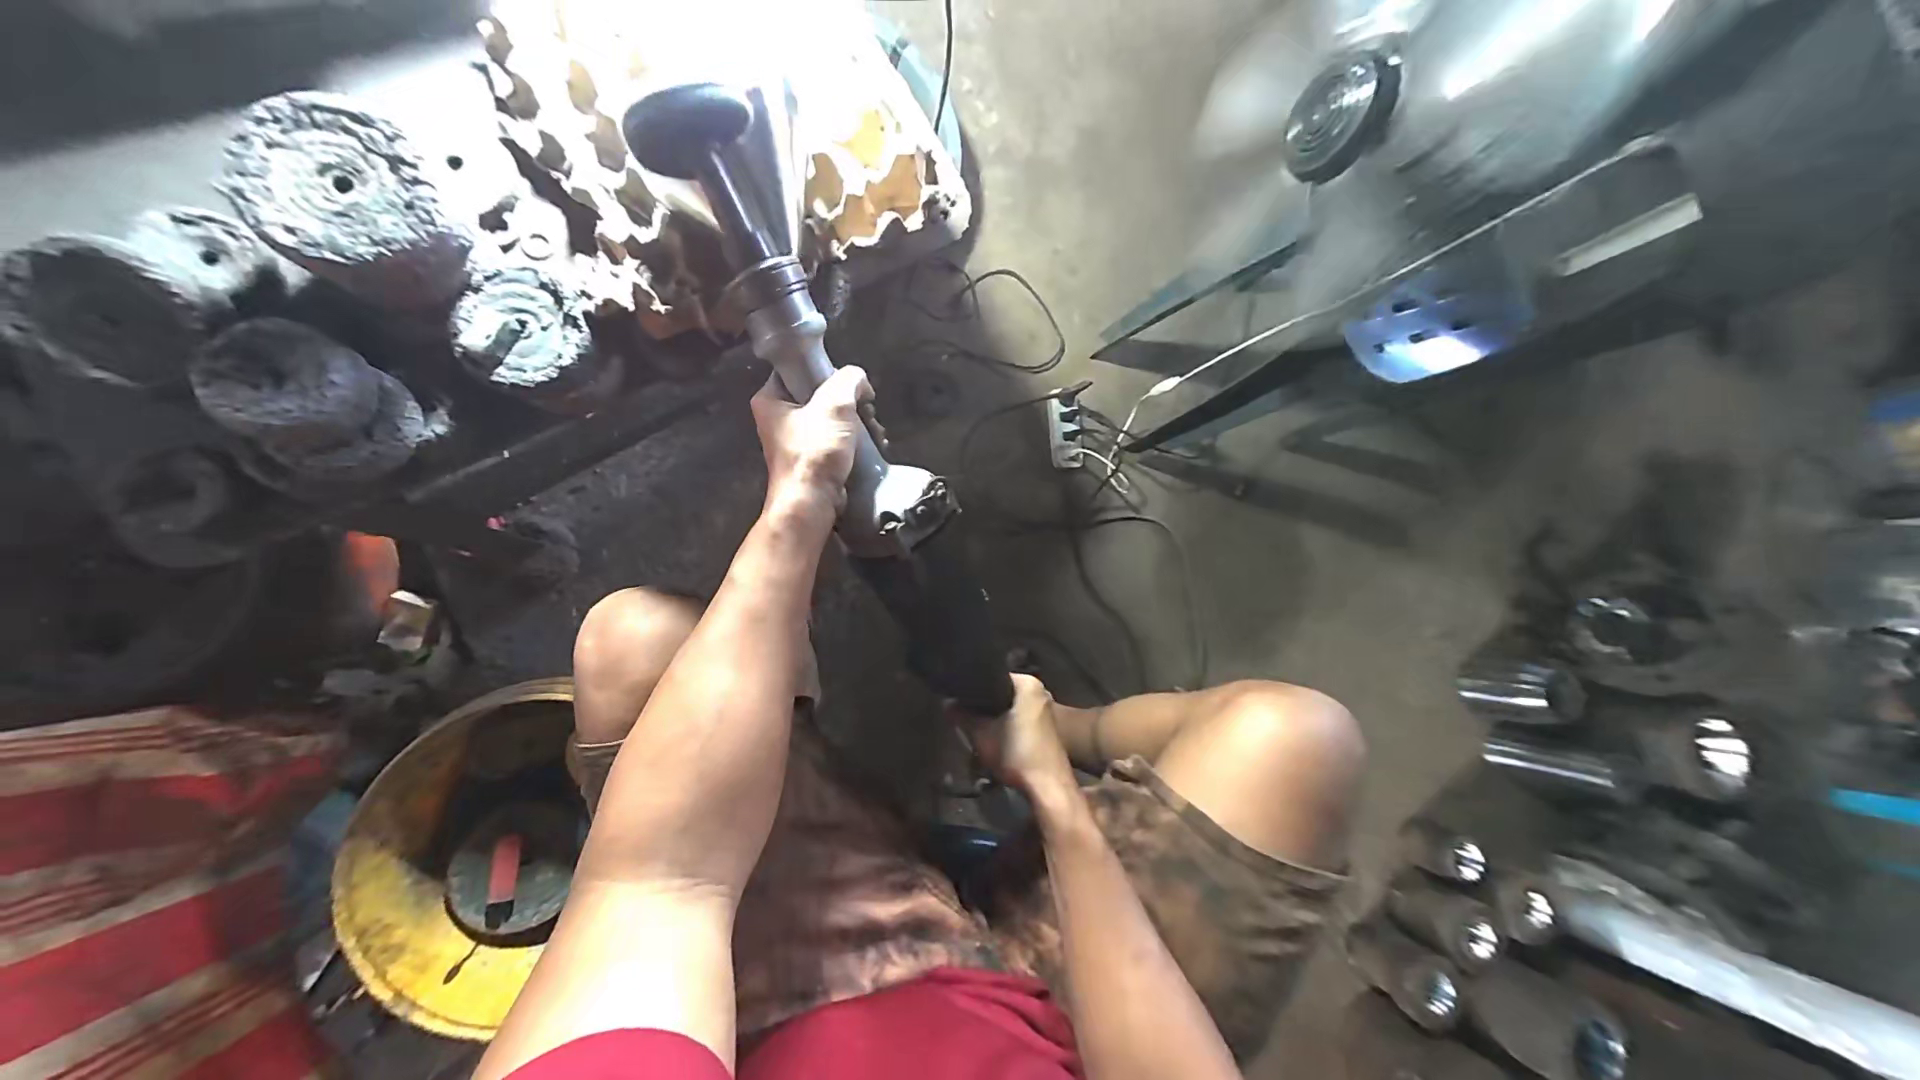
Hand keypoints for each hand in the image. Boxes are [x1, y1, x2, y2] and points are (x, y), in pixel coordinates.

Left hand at [750, 366, 872, 521]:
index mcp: (770, 399)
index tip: (848, 384)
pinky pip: (835, 441)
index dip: (827, 372)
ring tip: (872, 431)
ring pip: (832, 419)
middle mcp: (778, 419)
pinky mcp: (811, 461)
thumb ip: (850, 380)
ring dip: (857, 424)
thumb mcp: (835, 404)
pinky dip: (853, 442)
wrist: (811, 503)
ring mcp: (795, 442)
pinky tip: (869, 446)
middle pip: (820, 395)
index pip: (799, 369)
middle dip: (849, 404)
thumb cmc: (815, 452)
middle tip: (865, 411)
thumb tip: (860, 381)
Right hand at [956, 674, 1077, 802]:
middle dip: (984, 707)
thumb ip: (962, 715)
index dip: (973, 689)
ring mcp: (1046, 710)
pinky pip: (1019, 721)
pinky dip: (1006, 728)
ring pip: (1010, 709)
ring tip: (976, 730)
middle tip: (964, 717)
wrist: (1047, 787)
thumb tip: (947, 703)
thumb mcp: (981, 733)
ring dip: (994, 720)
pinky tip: (994, 740)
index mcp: (1028, 683)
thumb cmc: (1015, 753)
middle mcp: (1040, 691)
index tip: (958, 700)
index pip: (993, 677)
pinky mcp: (1047, 729)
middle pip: (1002, 694)